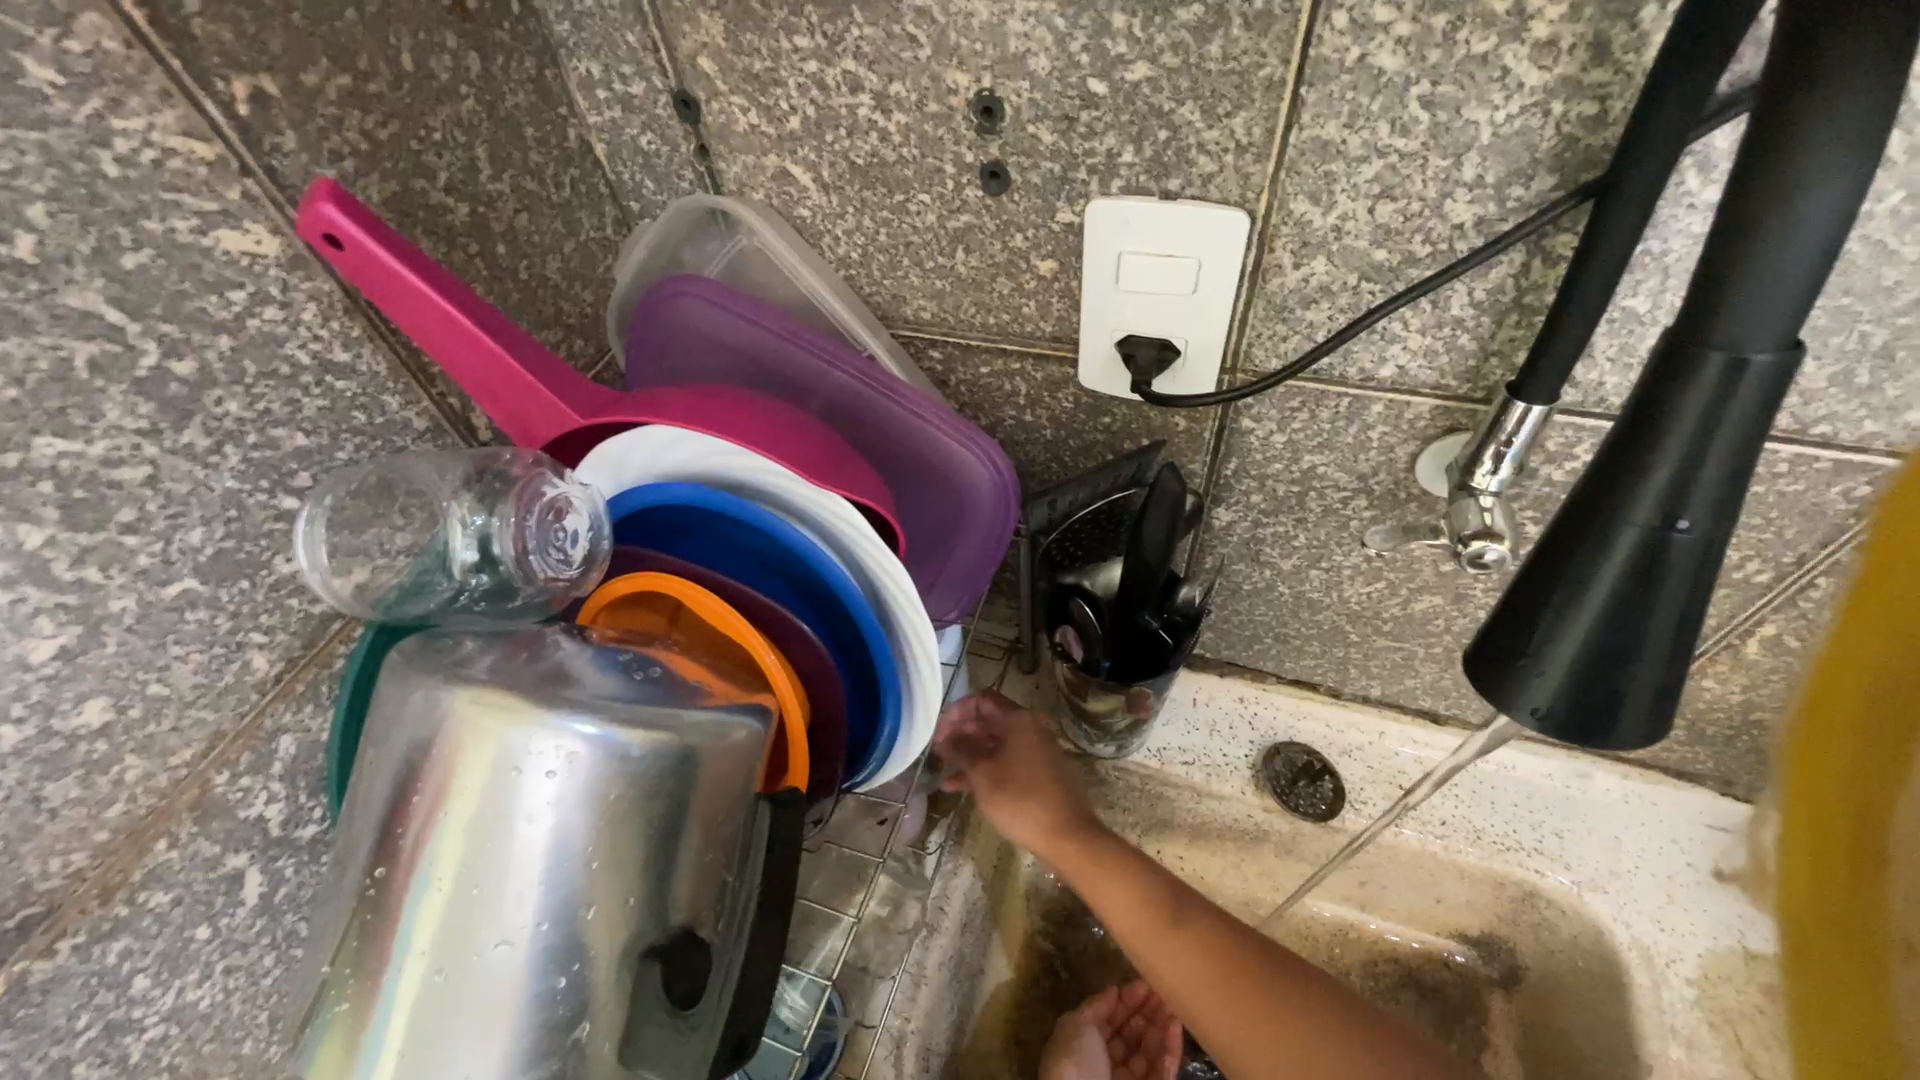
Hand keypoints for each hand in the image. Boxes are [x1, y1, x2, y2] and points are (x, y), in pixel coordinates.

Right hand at [934, 690, 1103, 859]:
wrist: (1067, 834)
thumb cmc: (1020, 798)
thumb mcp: (983, 773)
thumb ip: (961, 749)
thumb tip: (945, 737)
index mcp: (1018, 719)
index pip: (981, 699)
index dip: (956, 711)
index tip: (938, 732)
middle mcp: (1029, 728)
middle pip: (988, 720)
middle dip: (960, 733)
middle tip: (938, 750)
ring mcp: (1035, 750)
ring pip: (994, 744)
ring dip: (968, 753)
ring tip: (942, 768)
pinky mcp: (1037, 772)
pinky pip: (1005, 761)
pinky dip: (983, 769)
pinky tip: (957, 786)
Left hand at [1041, 980, 1184, 1079]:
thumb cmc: (1074, 1062)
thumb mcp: (1075, 1026)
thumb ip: (1096, 1006)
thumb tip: (1114, 989)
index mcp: (1085, 1048)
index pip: (1110, 1021)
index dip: (1126, 1002)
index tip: (1144, 984)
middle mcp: (1107, 1064)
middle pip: (1132, 1036)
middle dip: (1147, 1012)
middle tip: (1163, 991)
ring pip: (1150, 1052)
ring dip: (1162, 1027)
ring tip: (1172, 1005)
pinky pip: (1162, 1072)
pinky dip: (1171, 1050)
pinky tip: (1175, 1026)